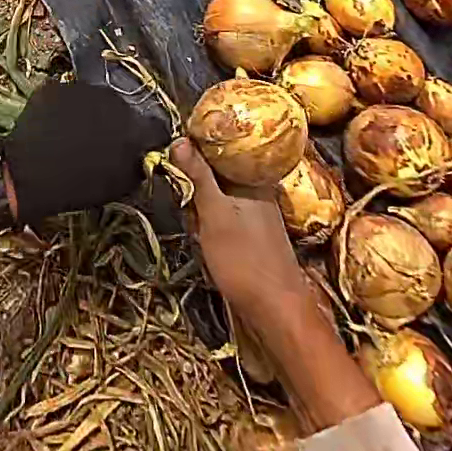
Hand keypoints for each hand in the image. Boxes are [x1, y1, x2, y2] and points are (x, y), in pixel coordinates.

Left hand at [0, 81, 170, 225]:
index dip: (147, 138)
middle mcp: (115, 100)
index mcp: (136, 126)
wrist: (29, 174)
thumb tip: (144, 154)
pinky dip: (64, 108)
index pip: (155, 127)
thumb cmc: (78, 186)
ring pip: (94, 99)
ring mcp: (84, 88)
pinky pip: (67, 95)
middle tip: (99, 142)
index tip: (136, 149)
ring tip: (72, 133)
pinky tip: (54, 125)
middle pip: (123, 109)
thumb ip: (138, 163)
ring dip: (90, 112)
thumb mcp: (120, 184)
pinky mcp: (57, 85)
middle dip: (116, 123)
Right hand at [168, 137, 312, 321]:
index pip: (220, 149)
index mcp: (253, 177)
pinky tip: (205, 241)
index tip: (176, 165)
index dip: (195, 154)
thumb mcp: (214, 212)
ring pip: (215, 197)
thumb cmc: (244, 258)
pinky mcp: (250, 232)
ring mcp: (255, 212)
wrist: (275, 310)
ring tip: (197, 229)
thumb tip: (179, 139)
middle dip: (195, 188)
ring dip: (200, 210)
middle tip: (189, 208)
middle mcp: (257, 190)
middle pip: (215, 173)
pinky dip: (209, 225)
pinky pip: (222, 216)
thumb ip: (197, 176)